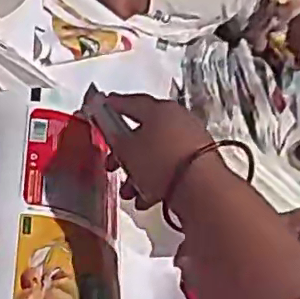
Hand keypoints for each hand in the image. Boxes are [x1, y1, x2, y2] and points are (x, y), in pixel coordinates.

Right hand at [82, 87, 215, 210]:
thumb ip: (111, 132)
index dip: (111, 107)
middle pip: (142, 131)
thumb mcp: (126, 149)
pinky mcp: (198, 160)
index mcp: (159, 109)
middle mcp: (178, 119)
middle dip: (124, 152)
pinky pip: (169, 166)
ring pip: (154, 152)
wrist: (199, 188)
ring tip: (130, 190)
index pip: (129, 102)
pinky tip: (147, 196)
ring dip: (138, 171)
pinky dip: (156, 178)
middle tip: (112, 162)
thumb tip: (104, 120)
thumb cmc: (163, 164)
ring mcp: (190, 139)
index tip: (101, 108)